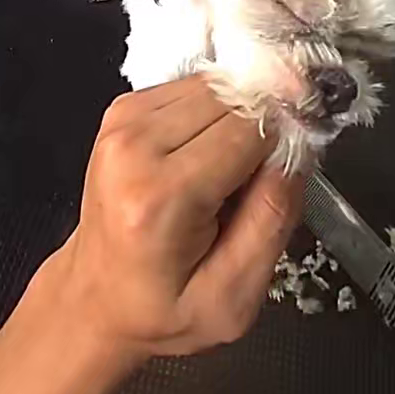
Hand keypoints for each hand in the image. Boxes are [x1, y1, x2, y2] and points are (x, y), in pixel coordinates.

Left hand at [31, 76, 301, 360]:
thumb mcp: (235, 297)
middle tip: (260, 174)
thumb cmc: (163, 307)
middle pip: (233, 98)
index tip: (293, 163)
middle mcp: (133, 146)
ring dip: (238, 116)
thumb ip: (274, 217)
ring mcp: (124, 121)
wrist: (96, 298)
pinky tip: (207, 150)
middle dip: (262, 126)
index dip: (284, 137)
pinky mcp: (125, 107)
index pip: (249, 128)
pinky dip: (215, 110)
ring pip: (217, 85)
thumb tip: (298, 143)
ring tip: (230, 168)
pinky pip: (195, 86)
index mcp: (159, 197)